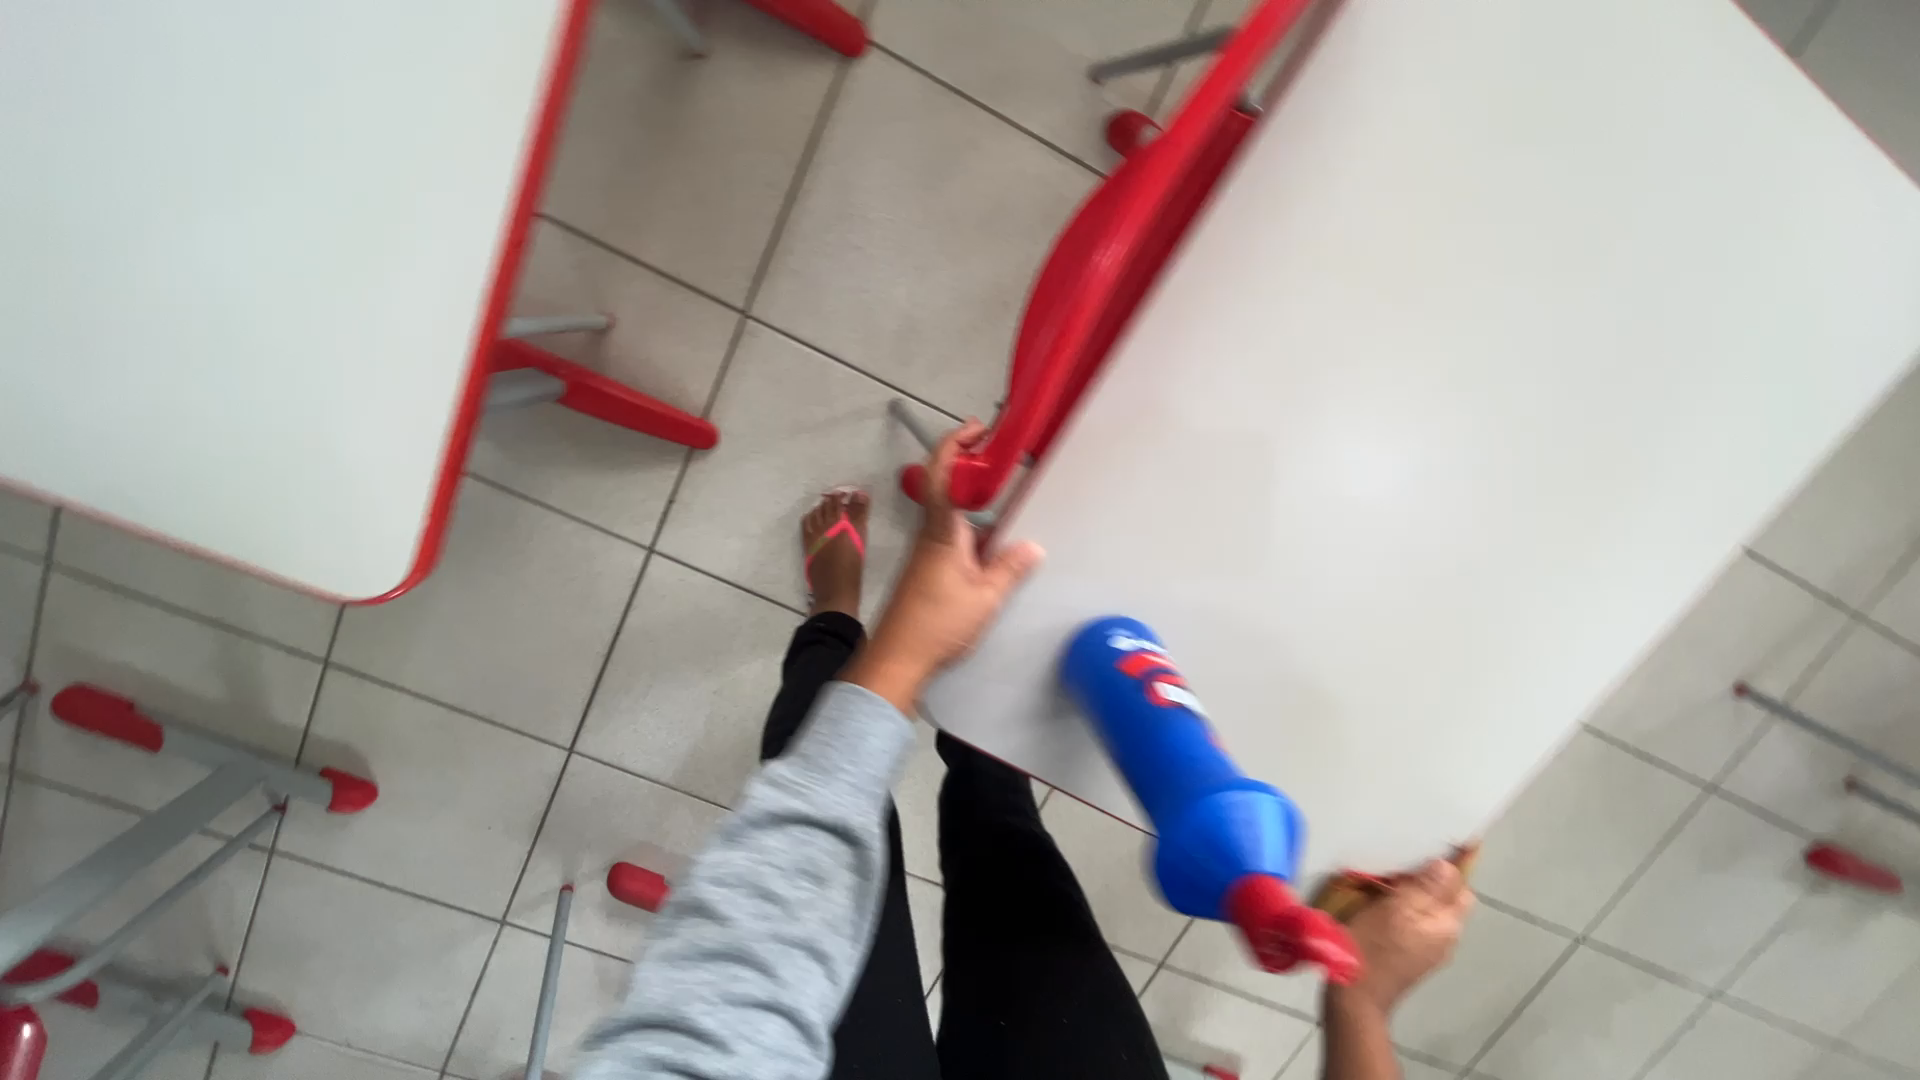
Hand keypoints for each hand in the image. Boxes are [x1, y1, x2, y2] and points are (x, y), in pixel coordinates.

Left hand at [843, 420, 1044, 711]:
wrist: (896, 658)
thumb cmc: (938, 624)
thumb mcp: (985, 598)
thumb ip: (1009, 569)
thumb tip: (1033, 547)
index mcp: (942, 533)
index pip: (941, 476)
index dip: (954, 445)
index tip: (977, 430)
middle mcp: (931, 535)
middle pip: (948, 490)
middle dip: (974, 471)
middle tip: (1005, 462)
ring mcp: (927, 553)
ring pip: (953, 517)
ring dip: (978, 506)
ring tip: (1010, 508)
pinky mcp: (927, 570)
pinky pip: (953, 539)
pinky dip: (974, 532)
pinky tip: (995, 549)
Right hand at [1332, 858, 1474, 1015]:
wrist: (1354, 995)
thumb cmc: (1372, 947)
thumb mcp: (1394, 911)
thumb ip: (1423, 889)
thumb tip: (1448, 864)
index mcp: (1445, 925)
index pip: (1462, 886)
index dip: (1460, 860)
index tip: (1455, 833)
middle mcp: (1443, 936)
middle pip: (1448, 896)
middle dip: (1433, 872)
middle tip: (1408, 848)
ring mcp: (1425, 946)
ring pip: (1429, 906)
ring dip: (1416, 886)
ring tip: (1390, 866)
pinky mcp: (1407, 950)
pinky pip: (1413, 917)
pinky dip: (1403, 900)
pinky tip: (1379, 894)